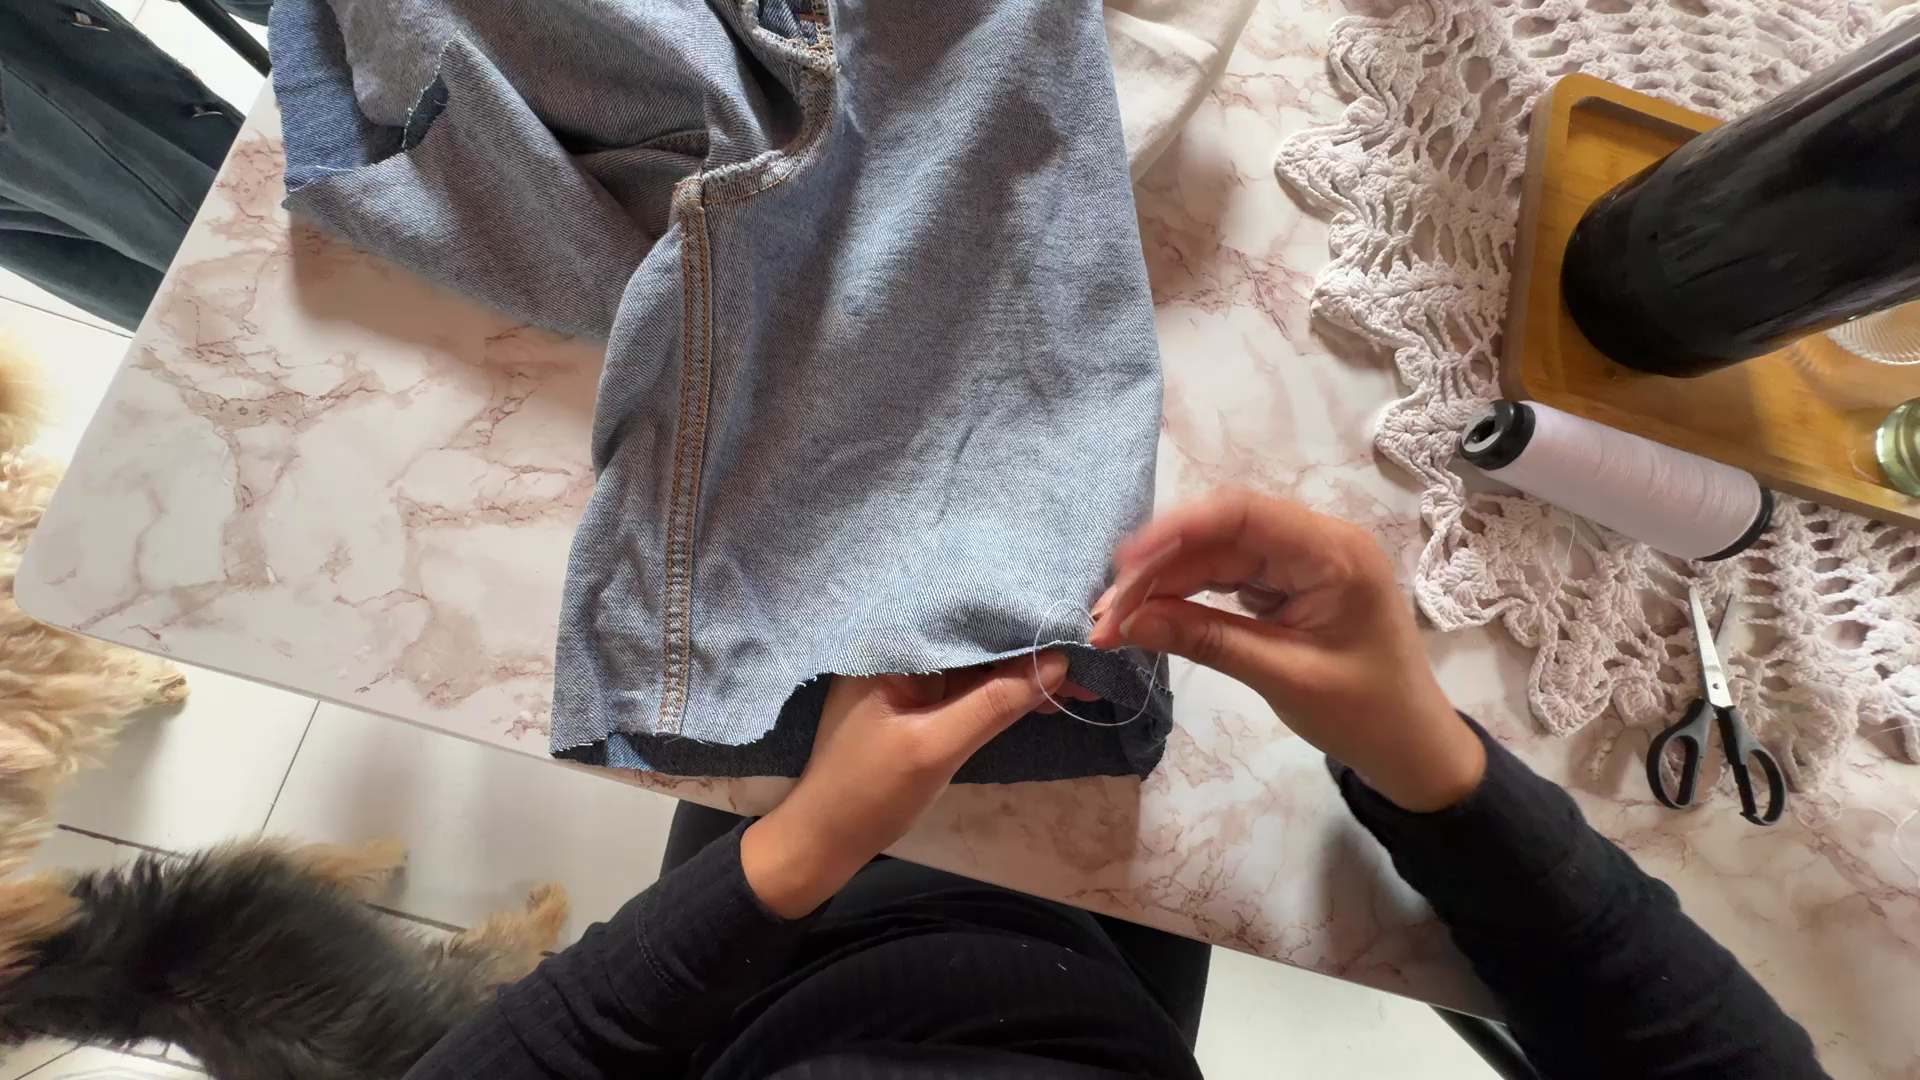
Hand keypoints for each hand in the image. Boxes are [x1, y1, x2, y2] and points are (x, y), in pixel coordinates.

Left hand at [741, 653, 1067, 916]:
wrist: (823, 842)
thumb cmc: (869, 792)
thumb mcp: (937, 747)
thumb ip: (995, 702)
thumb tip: (1058, 661)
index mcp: (891, 643)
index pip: (966, 617)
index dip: (1021, 622)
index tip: (1072, 627)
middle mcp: (899, 648)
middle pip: (975, 639)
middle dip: (1029, 649)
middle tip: (1087, 657)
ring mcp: (908, 676)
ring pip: (977, 664)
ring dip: (1022, 672)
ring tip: (1079, 680)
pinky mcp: (917, 701)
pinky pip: (968, 687)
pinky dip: (1002, 693)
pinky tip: (1041, 696)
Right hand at [1087, 489, 1483, 811]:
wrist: (1412, 750)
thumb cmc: (1365, 715)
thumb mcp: (1283, 676)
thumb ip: (1204, 640)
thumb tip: (1127, 623)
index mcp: (1332, 553)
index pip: (1241, 514)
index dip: (1175, 529)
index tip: (1123, 563)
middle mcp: (1312, 544)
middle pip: (1217, 537)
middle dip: (1156, 571)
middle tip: (1105, 612)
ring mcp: (1296, 563)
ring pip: (1212, 556)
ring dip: (1161, 584)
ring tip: (1113, 619)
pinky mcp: (1282, 584)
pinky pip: (1221, 578)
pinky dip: (1182, 597)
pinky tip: (1148, 614)